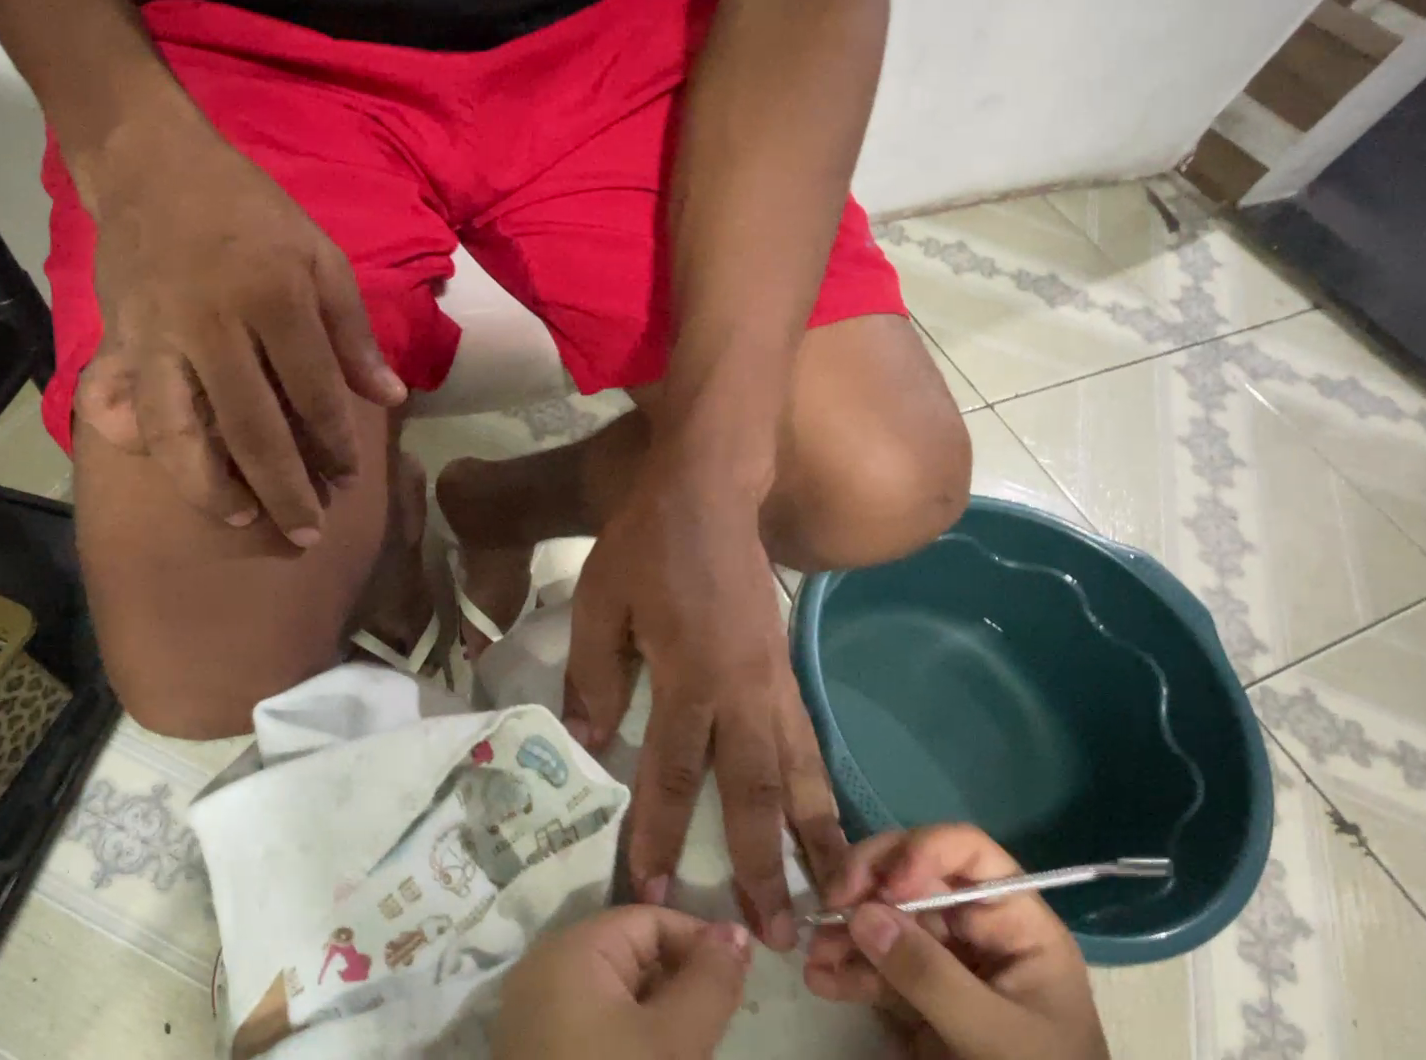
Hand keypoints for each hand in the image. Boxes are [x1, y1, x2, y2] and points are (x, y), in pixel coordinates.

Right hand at [72, 102, 405, 544]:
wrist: (154, 166)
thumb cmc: (253, 213)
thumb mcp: (322, 258)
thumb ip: (354, 334)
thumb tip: (389, 398)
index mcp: (274, 296)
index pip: (313, 391)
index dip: (335, 443)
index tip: (349, 479)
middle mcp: (214, 325)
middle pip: (252, 427)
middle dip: (284, 489)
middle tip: (307, 534)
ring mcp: (158, 337)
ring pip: (180, 432)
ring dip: (212, 487)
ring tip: (244, 517)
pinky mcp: (119, 342)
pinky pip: (130, 410)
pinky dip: (153, 451)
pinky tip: (182, 479)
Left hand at [494, 906, 750, 1059]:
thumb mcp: (673, 1042)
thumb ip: (709, 981)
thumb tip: (735, 930)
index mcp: (571, 948)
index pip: (647, 919)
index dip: (698, 942)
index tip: (740, 981)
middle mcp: (544, 967)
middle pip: (628, 951)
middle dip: (677, 981)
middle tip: (712, 1028)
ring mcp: (532, 1010)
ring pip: (612, 990)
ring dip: (655, 1014)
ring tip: (683, 1050)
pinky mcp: (532, 1048)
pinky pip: (588, 1019)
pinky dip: (624, 1035)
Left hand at [563, 464, 848, 951]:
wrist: (712, 487)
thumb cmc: (646, 543)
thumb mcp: (599, 605)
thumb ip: (594, 676)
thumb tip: (590, 741)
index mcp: (691, 676)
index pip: (676, 773)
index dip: (661, 833)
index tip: (654, 889)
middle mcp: (744, 690)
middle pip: (754, 791)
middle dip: (763, 865)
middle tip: (776, 937)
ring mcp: (775, 678)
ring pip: (799, 771)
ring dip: (814, 838)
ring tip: (834, 897)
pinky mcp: (785, 664)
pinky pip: (807, 738)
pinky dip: (819, 785)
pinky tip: (826, 815)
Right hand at [805, 825, 1108, 1059]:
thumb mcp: (997, 1036)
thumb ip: (931, 976)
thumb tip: (861, 914)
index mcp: (1016, 925)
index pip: (968, 853)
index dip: (921, 851)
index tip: (883, 884)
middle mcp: (976, 930)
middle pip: (911, 875)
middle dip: (864, 887)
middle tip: (828, 907)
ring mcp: (944, 961)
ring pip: (883, 917)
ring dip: (843, 931)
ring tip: (813, 957)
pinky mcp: (918, 995)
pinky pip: (874, 965)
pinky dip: (845, 968)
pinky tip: (820, 981)